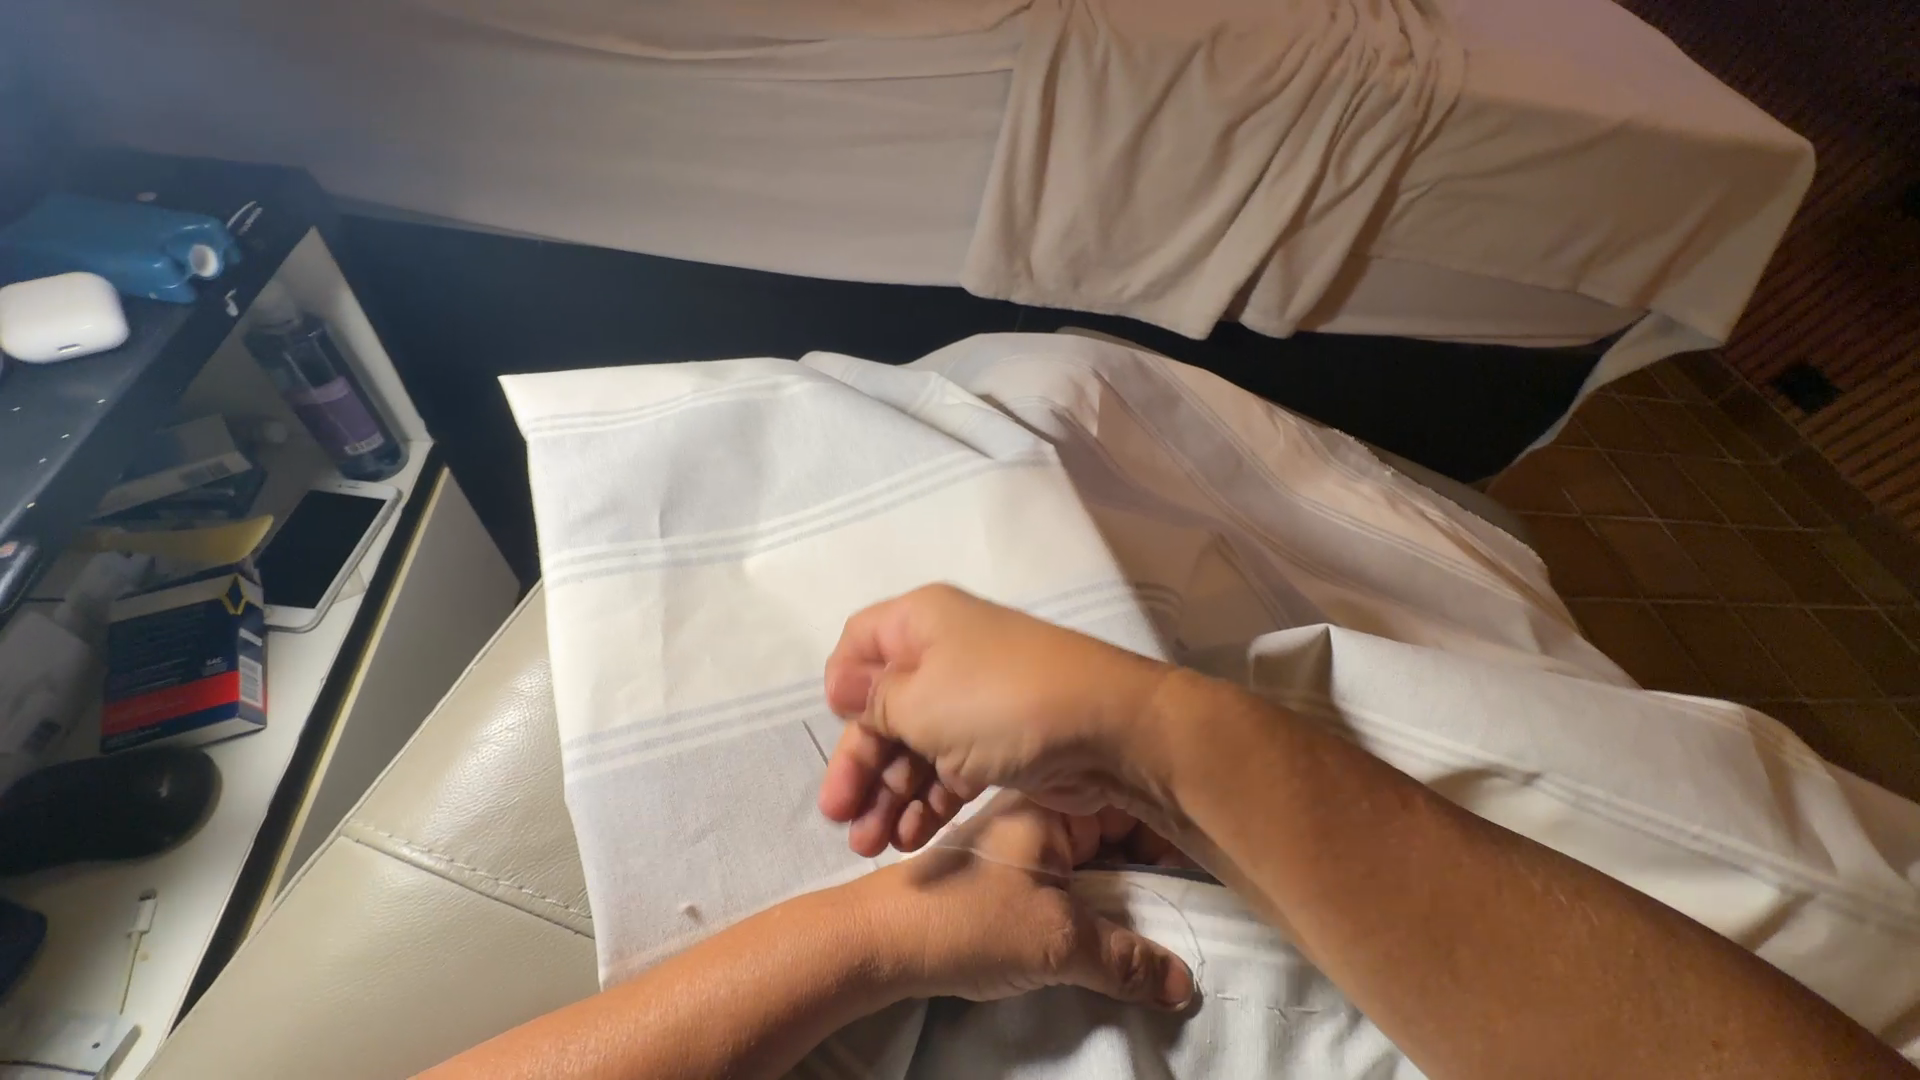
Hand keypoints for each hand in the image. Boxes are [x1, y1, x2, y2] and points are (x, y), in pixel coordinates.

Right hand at [819, 585, 1173, 855]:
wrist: (1106, 730)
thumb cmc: (997, 702)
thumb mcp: (917, 699)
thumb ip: (873, 700)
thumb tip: (848, 689)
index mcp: (921, 623)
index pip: (861, 642)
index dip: (842, 685)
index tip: (836, 727)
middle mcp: (944, 656)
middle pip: (884, 706)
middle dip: (860, 762)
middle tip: (838, 816)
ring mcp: (973, 702)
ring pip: (915, 745)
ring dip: (889, 792)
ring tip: (869, 845)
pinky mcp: (997, 743)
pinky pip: (948, 768)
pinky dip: (928, 800)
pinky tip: (908, 839)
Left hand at [850, 792, 1195, 1008]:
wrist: (885, 942)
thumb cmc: (970, 921)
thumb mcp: (1056, 941)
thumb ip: (1125, 959)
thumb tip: (1184, 983)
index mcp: (1048, 801)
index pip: (1124, 799)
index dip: (1164, 829)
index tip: (1197, 864)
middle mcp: (1037, 807)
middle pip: (1111, 824)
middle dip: (1148, 859)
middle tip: (1189, 894)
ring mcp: (1022, 837)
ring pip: (1091, 852)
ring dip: (1122, 882)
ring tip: (1162, 911)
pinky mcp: (1009, 869)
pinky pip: (1068, 872)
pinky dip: (1095, 894)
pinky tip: (1113, 922)